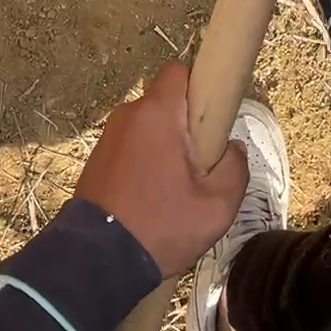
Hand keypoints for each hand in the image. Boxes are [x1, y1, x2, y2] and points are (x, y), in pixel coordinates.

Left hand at [73, 62, 247, 276]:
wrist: (98, 260)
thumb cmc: (161, 226)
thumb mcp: (217, 206)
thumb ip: (234, 169)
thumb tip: (232, 148)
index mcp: (156, 114)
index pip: (178, 71)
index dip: (199, 86)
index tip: (212, 119)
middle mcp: (128, 115)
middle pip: (165, 101)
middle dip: (186, 123)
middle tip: (200, 163)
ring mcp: (108, 136)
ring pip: (148, 125)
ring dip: (164, 144)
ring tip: (175, 186)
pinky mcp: (97, 157)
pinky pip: (131, 144)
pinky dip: (144, 159)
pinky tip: (151, 194)